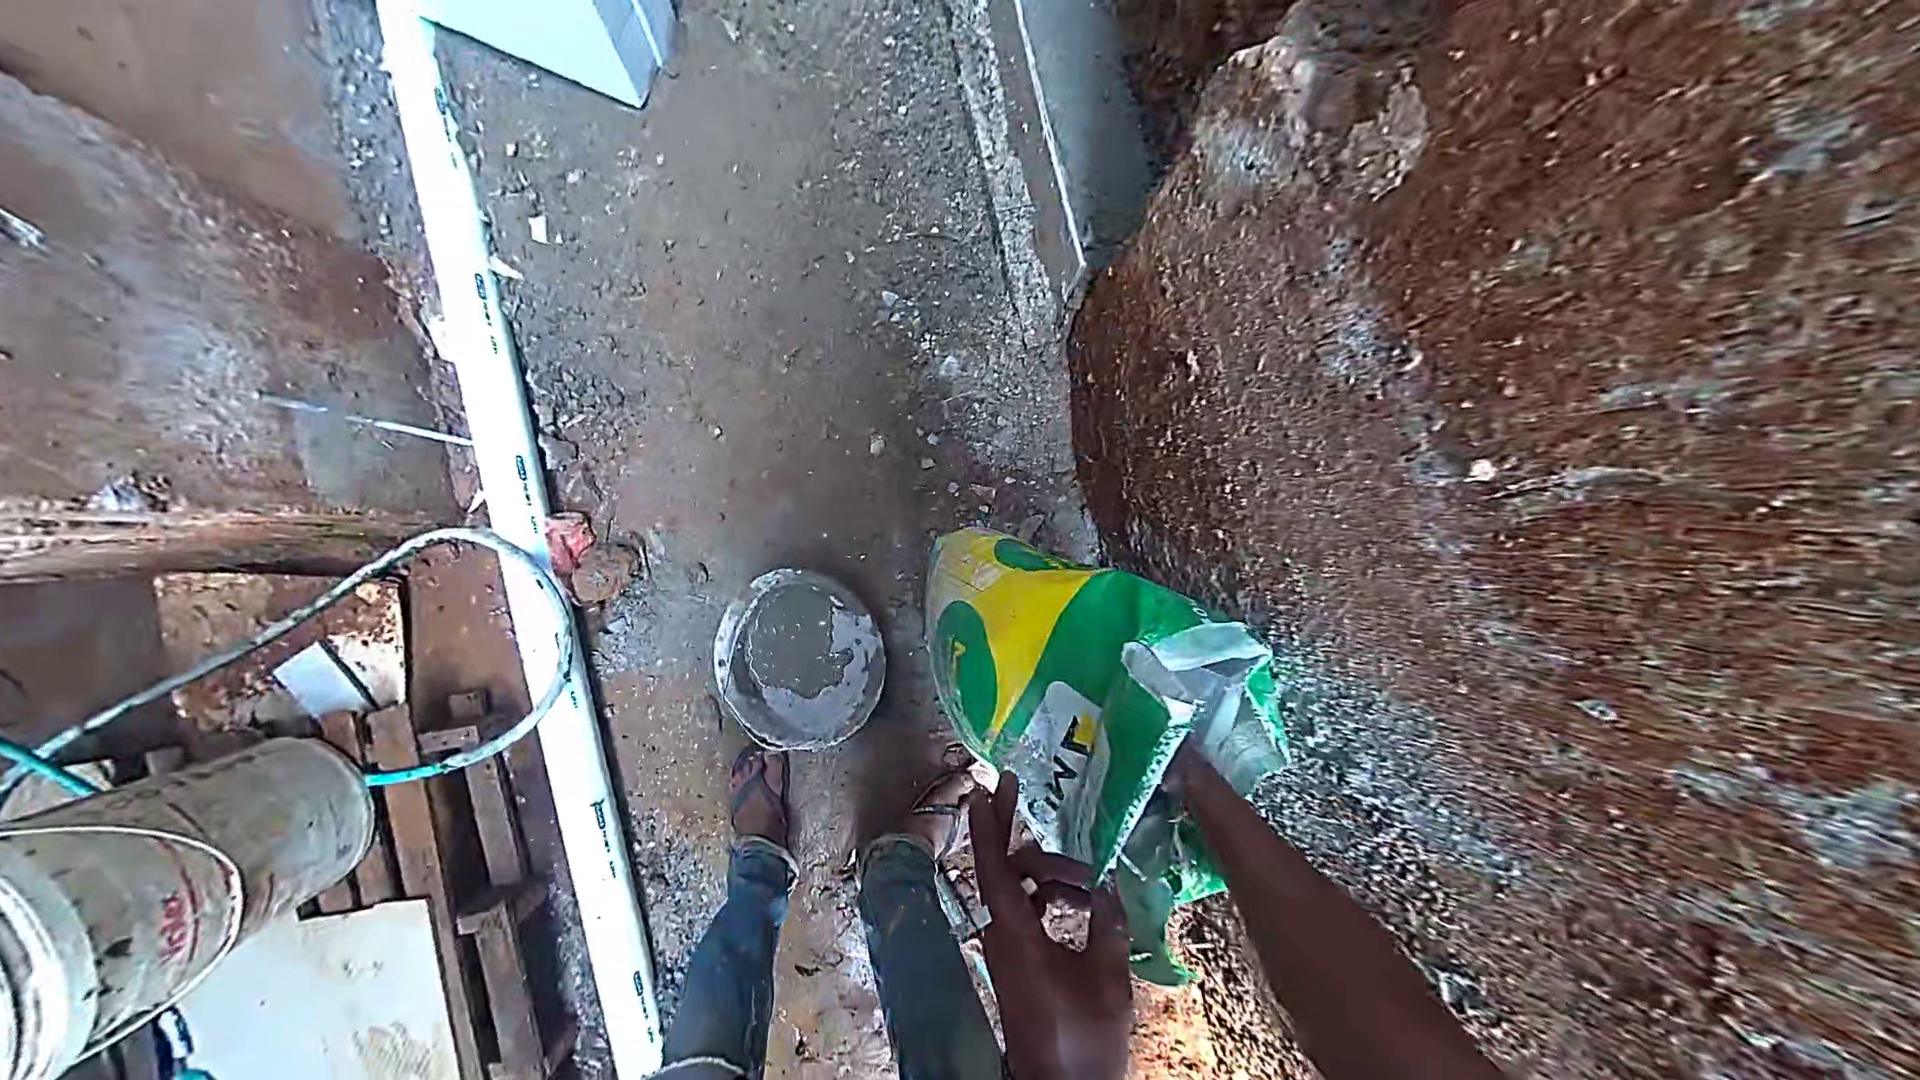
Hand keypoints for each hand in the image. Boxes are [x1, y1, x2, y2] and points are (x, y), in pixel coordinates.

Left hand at [968, 772, 1132, 1079]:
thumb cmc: (1082, 1038)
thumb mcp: (1106, 981)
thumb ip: (1107, 927)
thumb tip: (1109, 886)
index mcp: (1015, 933)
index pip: (993, 867)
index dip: (989, 825)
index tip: (987, 789)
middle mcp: (1002, 932)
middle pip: (1001, 866)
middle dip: (1007, 825)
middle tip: (1012, 786)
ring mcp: (1007, 944)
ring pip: (1017, 885)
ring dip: (1046, 870)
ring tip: (1087, 878)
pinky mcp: (1017, 955)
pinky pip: (1025, 906)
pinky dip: (1048, 894)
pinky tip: (1081, 900)